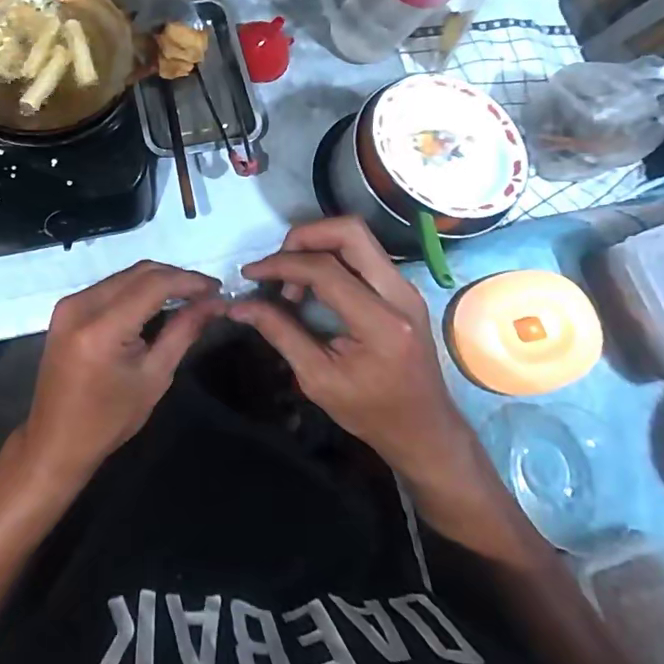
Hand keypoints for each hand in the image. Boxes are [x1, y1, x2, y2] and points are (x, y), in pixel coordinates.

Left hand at [22, 261, 223, 483]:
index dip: (189, 281)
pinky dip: (136, 290)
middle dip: (175, 277)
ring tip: (187, 298)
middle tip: (206, 294)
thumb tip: (214, 303)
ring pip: (124, 276)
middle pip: (138, 273)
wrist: (56, 439)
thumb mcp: (155, 377)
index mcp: (102, 327)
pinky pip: (109, 287)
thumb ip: (183, 332)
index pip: (153, 284)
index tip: (217, 289)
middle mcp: (81, 305)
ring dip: (156, 281)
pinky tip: (156, 304)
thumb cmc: (109, 419)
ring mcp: (69, 304)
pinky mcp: (65, 309)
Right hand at [228, 217, 471, 477]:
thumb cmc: (371, 413)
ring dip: (317, 245)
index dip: (282, 265)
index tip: (251, 274)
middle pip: (350, 232)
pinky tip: (310, 285)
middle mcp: (400, 294)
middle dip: (304, 236)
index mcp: (381, 323)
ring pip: (357, 237)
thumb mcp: (317, 379)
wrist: (425, 431)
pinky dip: (330, 257)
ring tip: (292, 280)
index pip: (326, 270)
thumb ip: (280, 333)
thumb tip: (238, 306)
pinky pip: (362, 253)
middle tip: (277, 263)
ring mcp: (405, 288)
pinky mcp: (402, 289)